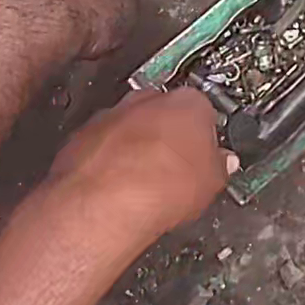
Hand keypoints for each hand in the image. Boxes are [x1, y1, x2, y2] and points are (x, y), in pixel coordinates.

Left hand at [45, 89, 235, 237]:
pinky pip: (105, 144)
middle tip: (181, 168)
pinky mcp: (84, 135)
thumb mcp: (212, 182)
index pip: (206, 110)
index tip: (208, 152)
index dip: (208, 136)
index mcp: (188, 102)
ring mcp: (113, 115)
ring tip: (149, 184)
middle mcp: (148, 100)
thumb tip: (221, 165)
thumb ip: (219, 165)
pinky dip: (111, 161)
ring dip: (140, 148)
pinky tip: (121, 187)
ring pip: (133, 127)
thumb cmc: (157, 187)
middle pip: (167, 113)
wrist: (105, 204)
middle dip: (172, 137)